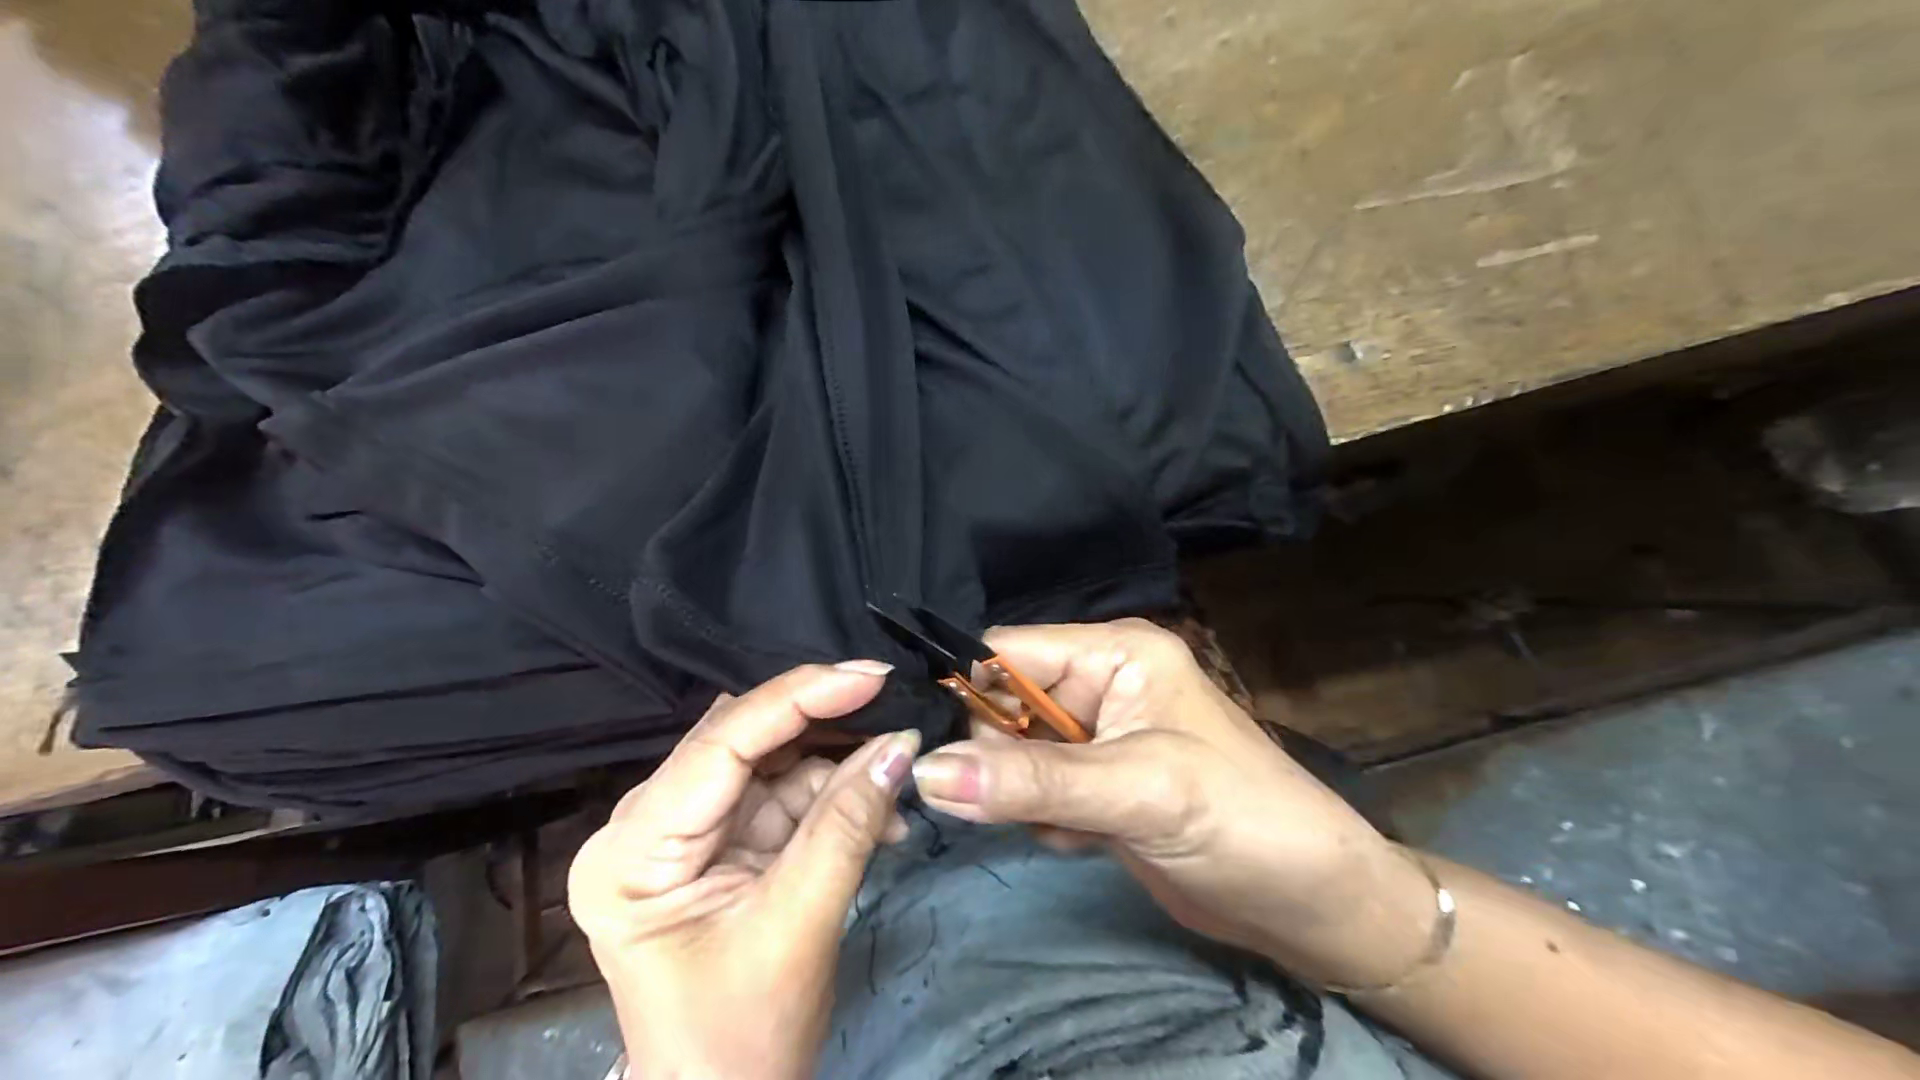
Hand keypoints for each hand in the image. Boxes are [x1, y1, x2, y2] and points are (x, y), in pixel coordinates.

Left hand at [568, 662, 919, 1078]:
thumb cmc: (741, 1039)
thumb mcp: (798, 929)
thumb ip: (848, 826)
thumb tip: (902, 742)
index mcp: (634, 849)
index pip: (720, 743)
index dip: (799, 697)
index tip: (870, 675)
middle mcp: (649, 824)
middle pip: (745, 740)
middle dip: (823, 722)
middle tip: (891, 705)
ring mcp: (690, 829)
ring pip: (774, 760)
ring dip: (840, 764)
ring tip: (898, 777)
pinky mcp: (727, 839)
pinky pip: (789, 793)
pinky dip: (838, 795)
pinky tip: (882, 813)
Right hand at [910, 619, 1434, 989]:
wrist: (1313, 908)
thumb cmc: (1243, 821)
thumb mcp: (1138, 791)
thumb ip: (1032, 780)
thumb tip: (925, 771)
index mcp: (1114, 653)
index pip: (1008, 652)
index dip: (965, 690)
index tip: (928, 745)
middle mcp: (1099, 684)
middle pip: (1002, 704)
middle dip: (995, 755)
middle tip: (1012, 803)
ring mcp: (1096, 738)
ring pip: (1012, 753)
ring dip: (1021, 795)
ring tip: (1070, 825)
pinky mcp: (1096, 785)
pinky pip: (1034, 790)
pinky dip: (1042, 819)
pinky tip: (1086, 841)